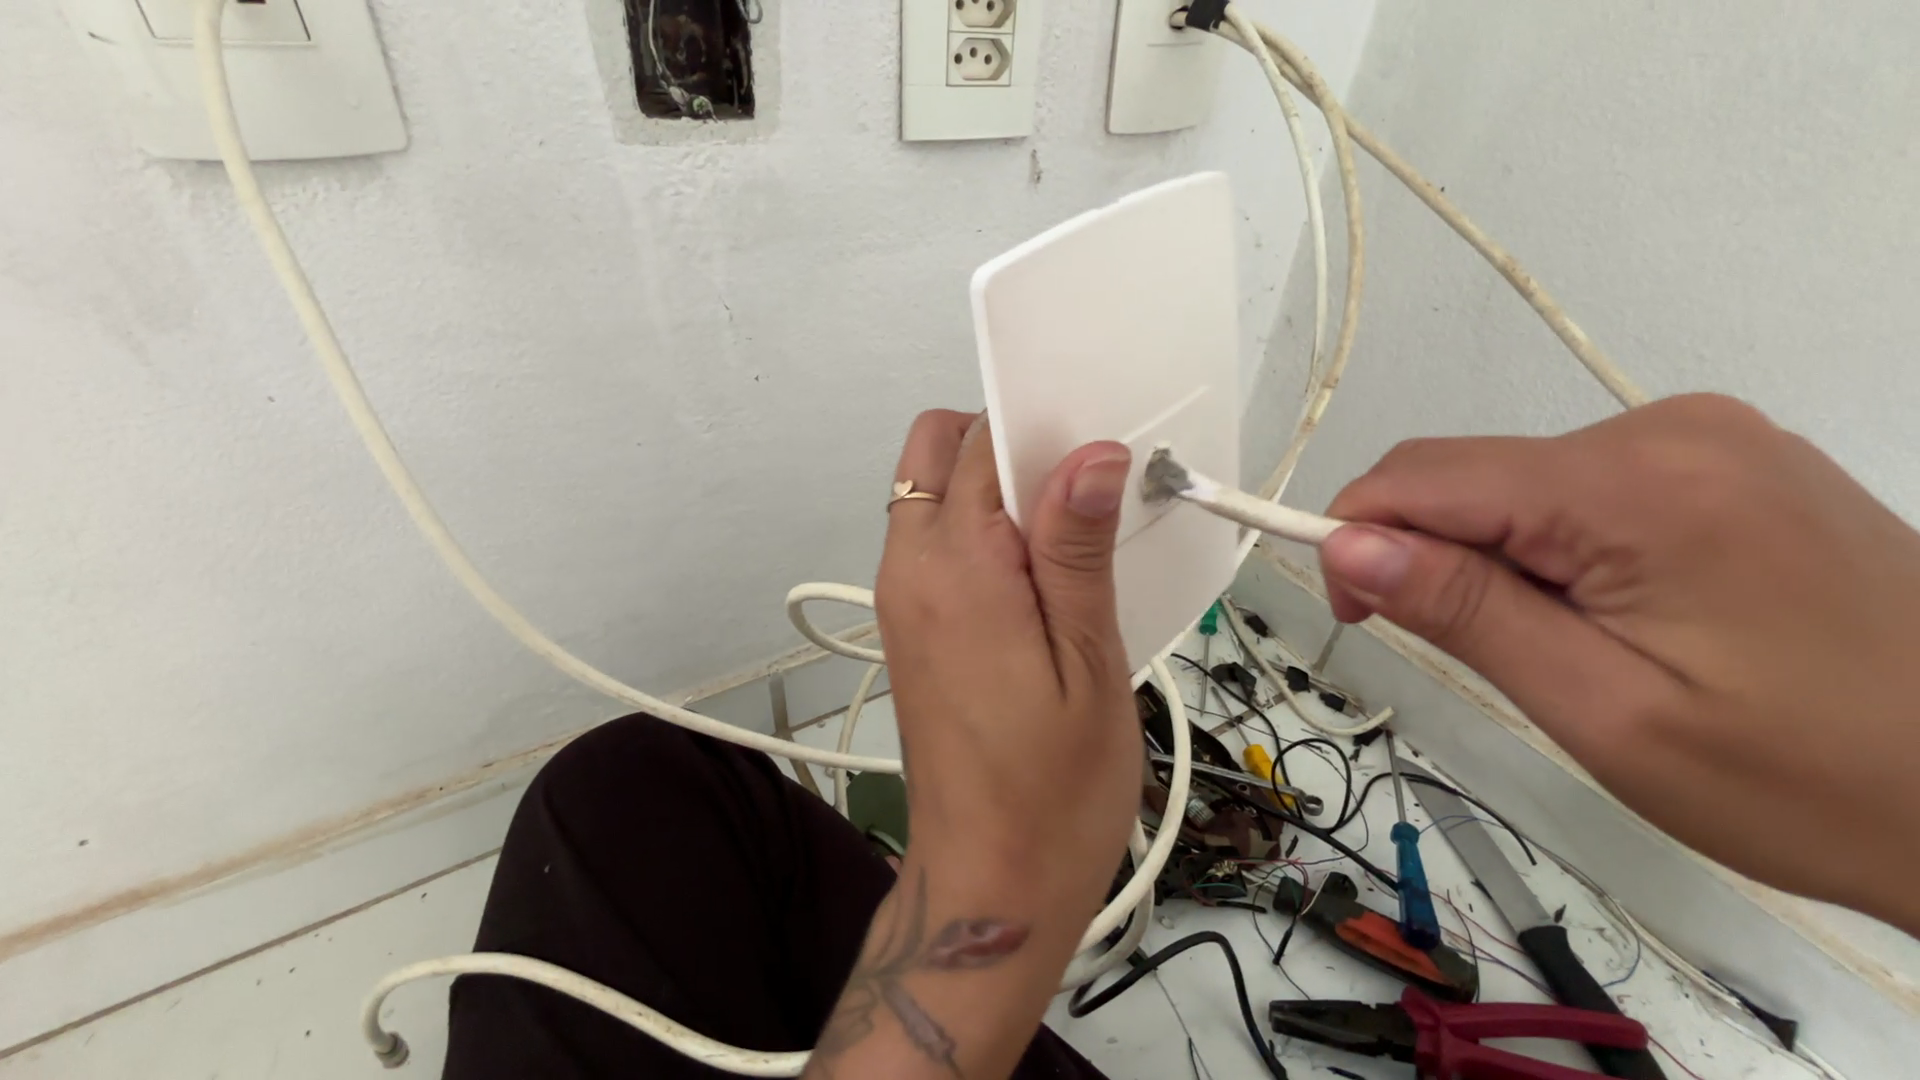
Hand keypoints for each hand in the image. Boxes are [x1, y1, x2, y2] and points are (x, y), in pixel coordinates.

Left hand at [876, 409, 1139, 914]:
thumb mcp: (1089, 663)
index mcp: (956, 570)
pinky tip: (1040, 577)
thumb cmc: (1053, 792)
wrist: (988, 881)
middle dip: (1003, 442)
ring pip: (931, 492)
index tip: (1100, 454)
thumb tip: (1092, 454)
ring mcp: (901, 599)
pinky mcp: (909, 626)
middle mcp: (910, 570)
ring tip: (1070, 540)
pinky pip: (934, 541)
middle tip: (1080, 492)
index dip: (1042, 431)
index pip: (982, 444)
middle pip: (935, 450)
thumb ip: (1078, 550)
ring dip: (993, 488)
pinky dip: (980, 530)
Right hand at [1318, 393, 1919, 933]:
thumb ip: (1464, 609)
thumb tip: (1342, 546)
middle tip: (1459, 651)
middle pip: (1464, 474)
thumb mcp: (1603, 709)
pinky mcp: (1722, 461)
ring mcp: (1704, 437)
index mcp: (1634, 482)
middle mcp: (1664, 428)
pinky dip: (1543, 545)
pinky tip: (1598, 609)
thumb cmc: (1804, 778)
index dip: (1354, 538)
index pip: (1421, 477)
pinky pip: (1573, 487)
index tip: (1357, 619)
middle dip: (1422, 551)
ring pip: (1511, 482)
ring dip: (1486, 556)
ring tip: (1549, 644)